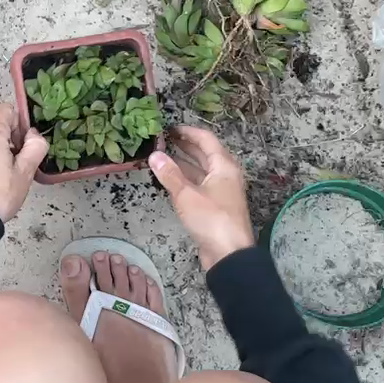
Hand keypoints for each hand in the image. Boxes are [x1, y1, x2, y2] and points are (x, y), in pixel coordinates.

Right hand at [149, 126, 254, 269]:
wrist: (229, 254)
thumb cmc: (211, 219)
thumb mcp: (186, 195)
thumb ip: (169, 174)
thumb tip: (154, 155)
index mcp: (224, 166)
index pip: (206, 140)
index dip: (188, 132)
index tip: (171, 128)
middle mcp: (225, 176)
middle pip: (205, 154)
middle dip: (185, 146)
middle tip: (165, 140)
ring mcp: (221, 192)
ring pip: (201, 171)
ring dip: (184, 163)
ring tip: (163, 157)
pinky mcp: (215, 206)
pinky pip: (199, 185)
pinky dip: (186, 179)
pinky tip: (171, 180)